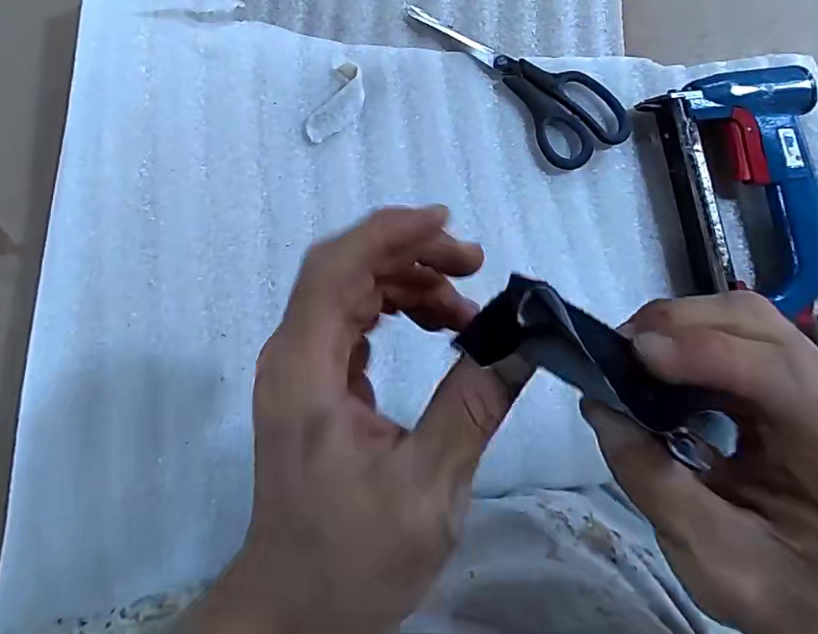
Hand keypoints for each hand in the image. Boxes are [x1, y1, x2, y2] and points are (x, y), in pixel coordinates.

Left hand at [188, 207, 521, 633]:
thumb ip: (474, 405)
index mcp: (305, 372)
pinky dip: (401, 306)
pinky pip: (358, 315)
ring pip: (355, 286)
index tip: (446, 222)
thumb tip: (523, 340)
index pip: (335, 269)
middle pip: (348, 267)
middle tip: (475, 265)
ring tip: (466, 309)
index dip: (387, 233)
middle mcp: (294, 355)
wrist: (293, 612)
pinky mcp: (318, 377)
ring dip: (412, 281)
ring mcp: (302, 364)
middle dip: (413, 253)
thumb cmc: (351, 559)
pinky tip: (437, 325)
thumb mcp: (427, 488)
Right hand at [583, 292, 817, 633]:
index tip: (641, 350)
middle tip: (625, 346)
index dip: (711, 351)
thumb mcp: (716, 568)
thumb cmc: (784, 600)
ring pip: (755, 322)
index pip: (790, 378)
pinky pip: (746, 336)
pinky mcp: (801, 377)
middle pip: (771, 332)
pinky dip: (695, 337)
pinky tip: (664, 357)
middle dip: (689, 326)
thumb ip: (656, 486)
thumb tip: (601, 406)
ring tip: (636, 349)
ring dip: (688, 324)